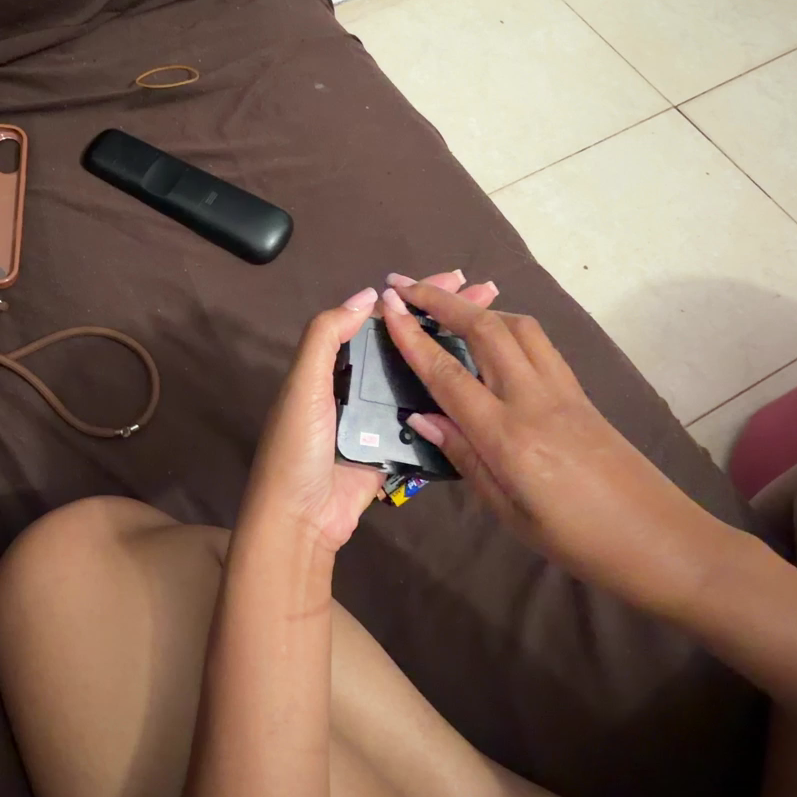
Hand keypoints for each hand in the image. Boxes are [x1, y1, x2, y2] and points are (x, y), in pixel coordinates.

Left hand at [243, 271, 497, 551]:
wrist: (301, 517)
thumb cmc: (298, 445)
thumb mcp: (303, 384)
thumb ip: (326, 336)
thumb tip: (367, 295)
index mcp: (336, 364)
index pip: (383, 319)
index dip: (419, 298)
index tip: (457, 279)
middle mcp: (360, 384)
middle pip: (409, 344)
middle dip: (446, 318)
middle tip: (490, 294)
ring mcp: (381, 416)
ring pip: (423, 378)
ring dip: (455, 355)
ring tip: (497, 334)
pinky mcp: (397, 446)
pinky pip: (427, 417)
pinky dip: (451, 399)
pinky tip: (485, 385)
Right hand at [379, 281, 731, 607]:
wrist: (662, 541)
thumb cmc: (576, 539)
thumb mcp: (507, 510)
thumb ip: (463, 456)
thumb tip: (421, 416)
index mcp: (507, 436)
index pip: (447, 374)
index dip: (413, 336)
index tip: (389, 305)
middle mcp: (533, 400)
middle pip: (484, 329)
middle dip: (442, 301)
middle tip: (407, 285)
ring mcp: (562, 391)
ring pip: (517, 326)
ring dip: (478, 307)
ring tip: (448, 306)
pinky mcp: (581, 392)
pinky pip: (539, 345)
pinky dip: (509, 326)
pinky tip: (496, 336)